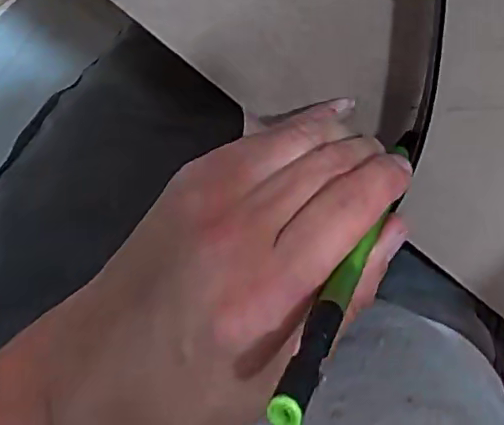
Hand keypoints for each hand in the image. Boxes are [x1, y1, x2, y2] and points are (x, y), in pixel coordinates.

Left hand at [0, 99, 410, 424]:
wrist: (99, 359)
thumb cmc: (196, 386)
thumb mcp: (281, 376)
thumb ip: (345, 299)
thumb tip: (393, 228)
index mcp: (265, 291)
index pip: (348, 208)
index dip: (385, 181)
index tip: (405, 174)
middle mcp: (240, 226)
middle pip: (327, 166)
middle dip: (369, 156)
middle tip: (390, 164)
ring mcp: (212, 188)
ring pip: (300, 138)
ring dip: (341, 134)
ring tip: (363, 144)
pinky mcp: (196, 169)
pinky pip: (266, 133)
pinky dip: (305, 122)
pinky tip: (330, 117)